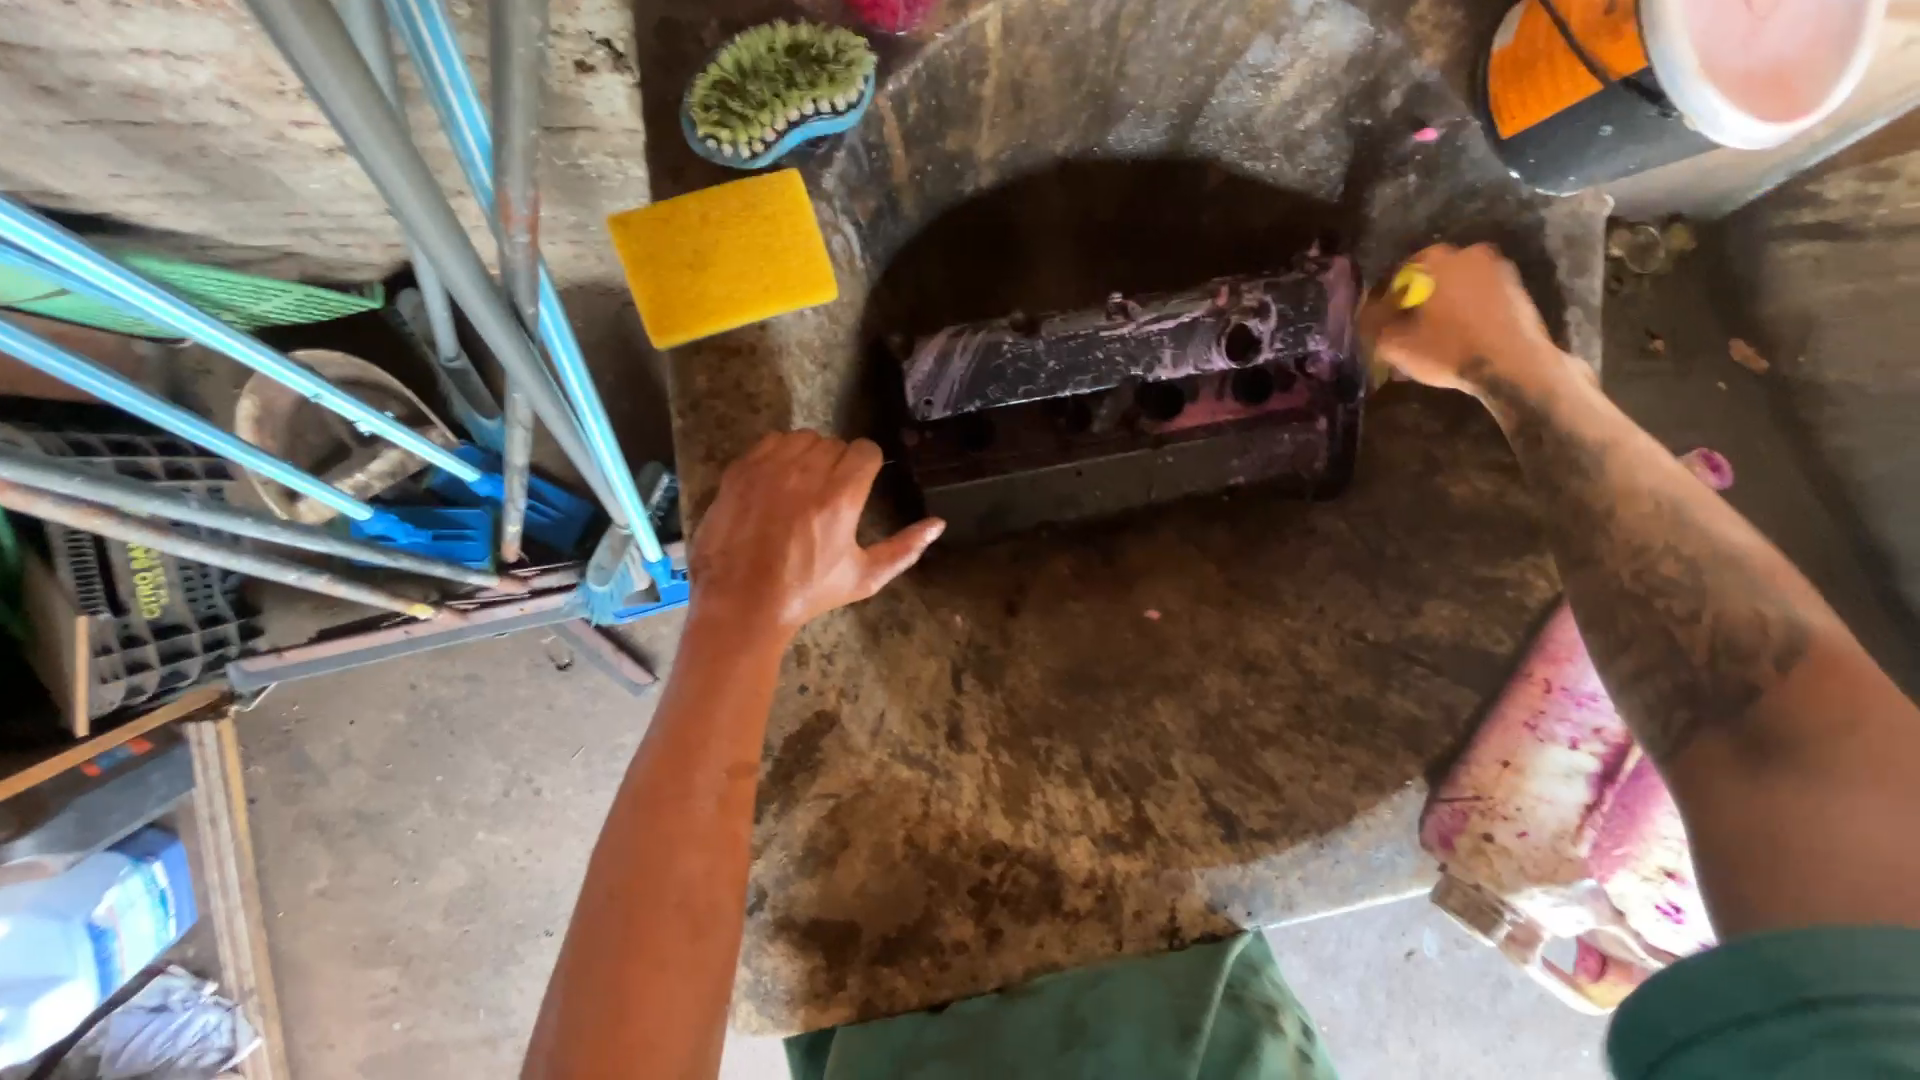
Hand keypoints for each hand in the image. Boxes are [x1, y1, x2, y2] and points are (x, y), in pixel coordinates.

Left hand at [690, 431, 944, 636]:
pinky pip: (770, 442)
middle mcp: (806, 474)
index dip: (867, 465)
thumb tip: (937, 525)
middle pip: (835, 443)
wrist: (742, 603)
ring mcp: (769, 470)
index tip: (860, 483)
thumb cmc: (807, 593)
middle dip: (838, 463)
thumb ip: (904, 549)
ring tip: (803, 485)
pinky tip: (777, 481)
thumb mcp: (864, 577)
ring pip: (802, 438)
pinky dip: (778, 454)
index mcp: (841, 498)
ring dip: (809, 454)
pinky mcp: (740, 471)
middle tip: (830, 493)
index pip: (865, 450)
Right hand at [1359, 243, 1562, 395]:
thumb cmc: (1449, 349)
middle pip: (1431, 278)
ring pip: (1457, 287)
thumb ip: (1374, 323)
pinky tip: (1458, 338)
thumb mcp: (1395, 343)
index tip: (1384, 322)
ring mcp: (1500, 269)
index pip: (1399, 274)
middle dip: (1418, 301)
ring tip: (1433, 338)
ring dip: (1443, 307)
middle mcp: (1472, 253)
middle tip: (1408, 330)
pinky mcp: (1518, 290)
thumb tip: (1367, 312)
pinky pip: (1480, 298)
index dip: (1387, 300)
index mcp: (1439, 259)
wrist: (1512, 366)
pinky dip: (1466, 313)